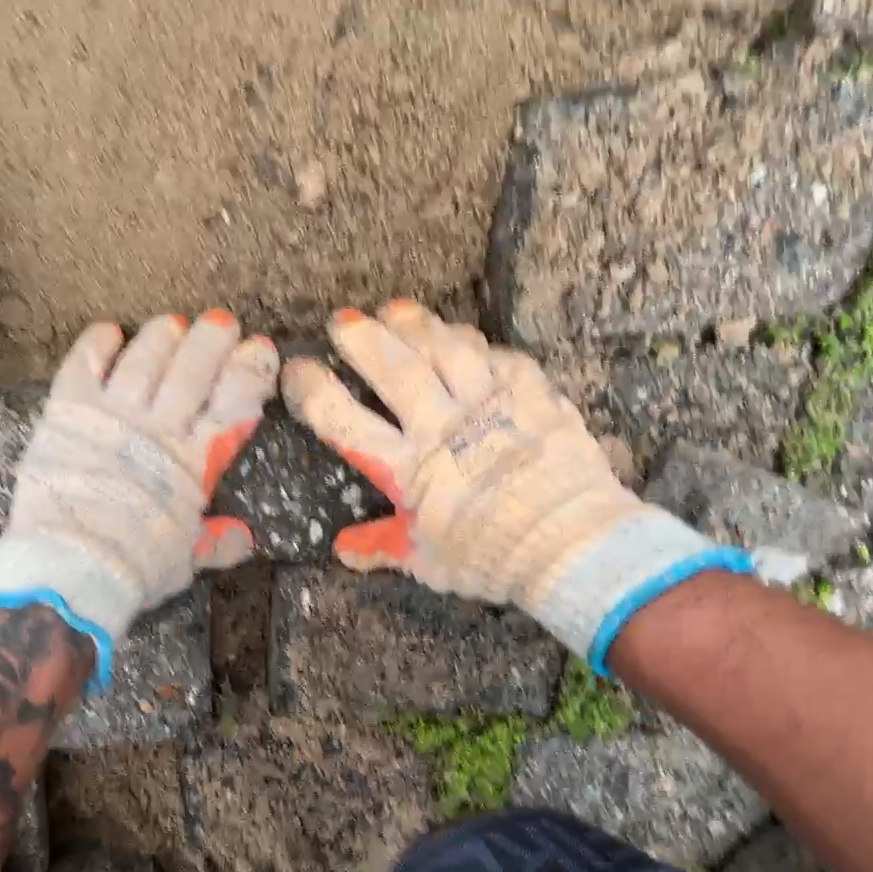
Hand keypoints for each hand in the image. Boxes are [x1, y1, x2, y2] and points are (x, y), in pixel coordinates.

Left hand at [0, 311, 277, 640]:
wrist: (71, 568)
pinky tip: (111, 331)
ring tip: (173, 325)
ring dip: (162, 336)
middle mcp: (157, 428)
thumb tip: (245, 537)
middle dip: (211, 340)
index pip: (233, 403)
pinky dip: (97, 343)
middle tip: (221, 323)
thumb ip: (215, 543)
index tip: (259, 350)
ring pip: (144, 358)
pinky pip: (84, 364)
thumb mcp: (184, 561)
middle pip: (192, 369)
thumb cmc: (134, 568)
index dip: (249, 372)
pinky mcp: (68, 411)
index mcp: (194, 462)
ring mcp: (112, 415)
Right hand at [283, 300, 745, 667]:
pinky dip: (476, 345)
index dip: (313, 391)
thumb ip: (381, 546)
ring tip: (396, 311)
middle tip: (343, 321)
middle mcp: (442, 427)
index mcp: (407, 468)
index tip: (297, 371)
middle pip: (393, 368)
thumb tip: (343, 548)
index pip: (343, 420)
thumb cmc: (489, 558)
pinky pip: (499, 358)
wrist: (575, 548)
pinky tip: (463, 340)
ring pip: (446, 349)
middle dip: (362, 338)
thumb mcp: (426, 560)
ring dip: (417, 326)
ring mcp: (491, 405)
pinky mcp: (534, 397)